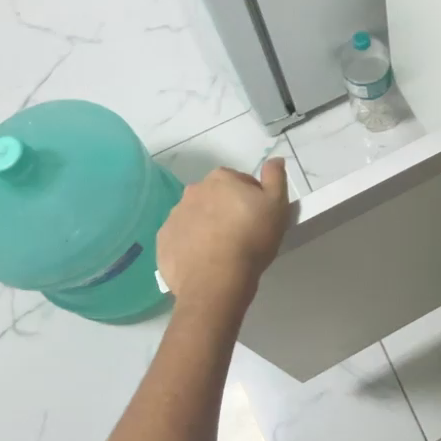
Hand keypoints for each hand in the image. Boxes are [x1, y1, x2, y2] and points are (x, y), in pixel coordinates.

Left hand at [157, 160, 290, 313]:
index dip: (253, 199)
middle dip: (226, 210)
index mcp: (221, 178)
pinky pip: (181, 239)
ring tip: (222, 252)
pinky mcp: (163, 242)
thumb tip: (274, 159)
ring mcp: (174, 216)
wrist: (217, 281)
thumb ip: (276, 177)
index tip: (258, 219)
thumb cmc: (251, 239)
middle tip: (242, 235)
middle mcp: (193, 191)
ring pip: (196, 217)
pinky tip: (204, 262)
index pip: (241, 182)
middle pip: (215, 197)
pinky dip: (191, 246)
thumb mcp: (277, 205)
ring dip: (207, 227)